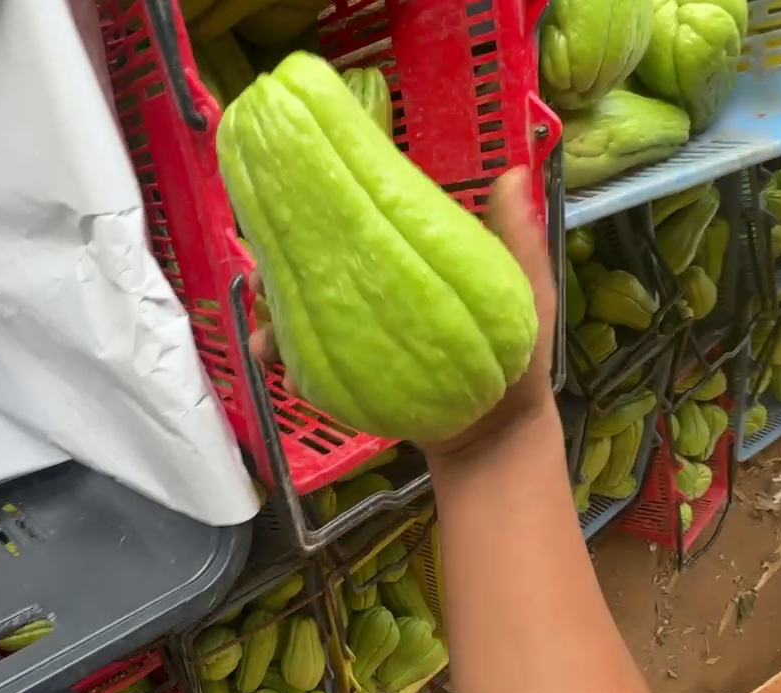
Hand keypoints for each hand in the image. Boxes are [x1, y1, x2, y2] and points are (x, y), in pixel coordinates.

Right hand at [244, 167, 559, 461]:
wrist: (496, 431)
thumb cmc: (515, 357)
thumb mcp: (522, 292)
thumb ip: (516, 240)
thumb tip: (514, 173)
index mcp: (404, 273)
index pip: (355, 242)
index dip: (320, 230)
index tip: (295, 219)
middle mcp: (372, 306)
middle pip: (312, 285)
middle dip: (277, 282)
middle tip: (259, 286)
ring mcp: (358, 348)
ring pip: (300, 331)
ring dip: (273, 333)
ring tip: (262, 345)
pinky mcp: (350, 386)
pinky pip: (312, 376)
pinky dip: (294, 374)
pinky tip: (287, 378)